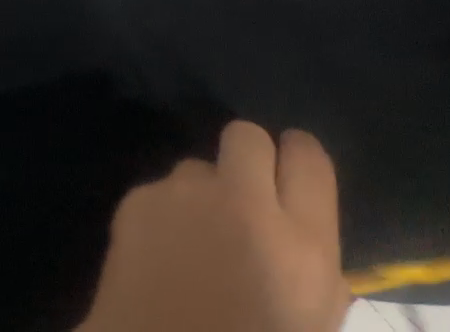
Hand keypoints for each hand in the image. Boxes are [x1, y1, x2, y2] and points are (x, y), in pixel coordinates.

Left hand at [75, 121, 349, 331]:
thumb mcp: (313, 322)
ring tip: (195, 243)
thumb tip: (297, 227)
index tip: (290, 171)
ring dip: (201, 194)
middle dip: (247, 157)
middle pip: (247, 136)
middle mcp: (242, 204)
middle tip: (244, 195)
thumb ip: (313, 265)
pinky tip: (159, 256)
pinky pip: (159, 191)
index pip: (308, 157)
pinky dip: (162, 215)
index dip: (299, 159)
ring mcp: (183, 196)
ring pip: (197, 166)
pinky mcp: (135, 201)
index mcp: (302, 244)